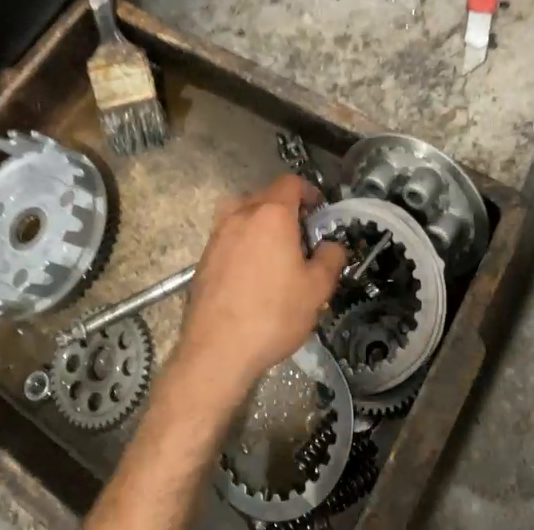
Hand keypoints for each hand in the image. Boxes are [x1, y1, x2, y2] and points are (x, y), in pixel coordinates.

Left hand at [178, 175, 344, 390]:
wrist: (217, 351)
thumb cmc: (273, 315)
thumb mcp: (317, 289)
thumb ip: (330, 259)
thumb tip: (331, 246)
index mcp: (272, 215)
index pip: (290, 183)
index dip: (308, 190)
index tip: (318, 209)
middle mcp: (241, 216)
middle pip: (264, 194)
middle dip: (284, 206)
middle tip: (299, 232)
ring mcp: (217, 237)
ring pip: (240, 213)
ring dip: (258, 221)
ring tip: (271, 248)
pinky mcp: (203, 260)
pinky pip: (227, 237)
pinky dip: (241, 243)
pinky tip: (250, 273)